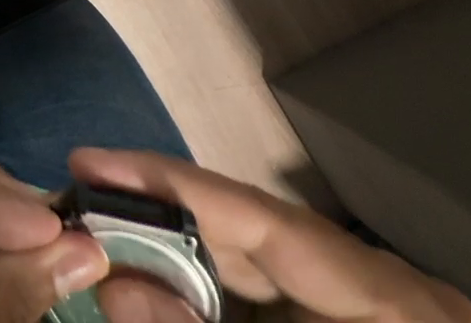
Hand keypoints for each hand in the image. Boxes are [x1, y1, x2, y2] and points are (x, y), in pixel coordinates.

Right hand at [67, 149, 470, 322]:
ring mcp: (365, 311)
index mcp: (389, 304)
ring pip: (251, 265)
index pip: (260, 218)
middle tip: (81, 204)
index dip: (169, 184)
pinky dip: (207, 296)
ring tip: (109, 251)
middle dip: (160, 221)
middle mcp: (378, 292)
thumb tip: (118, 289)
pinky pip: (261, 298)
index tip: (90, 163)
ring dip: (176, 261)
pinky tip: (162, 292)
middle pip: (249, 234)